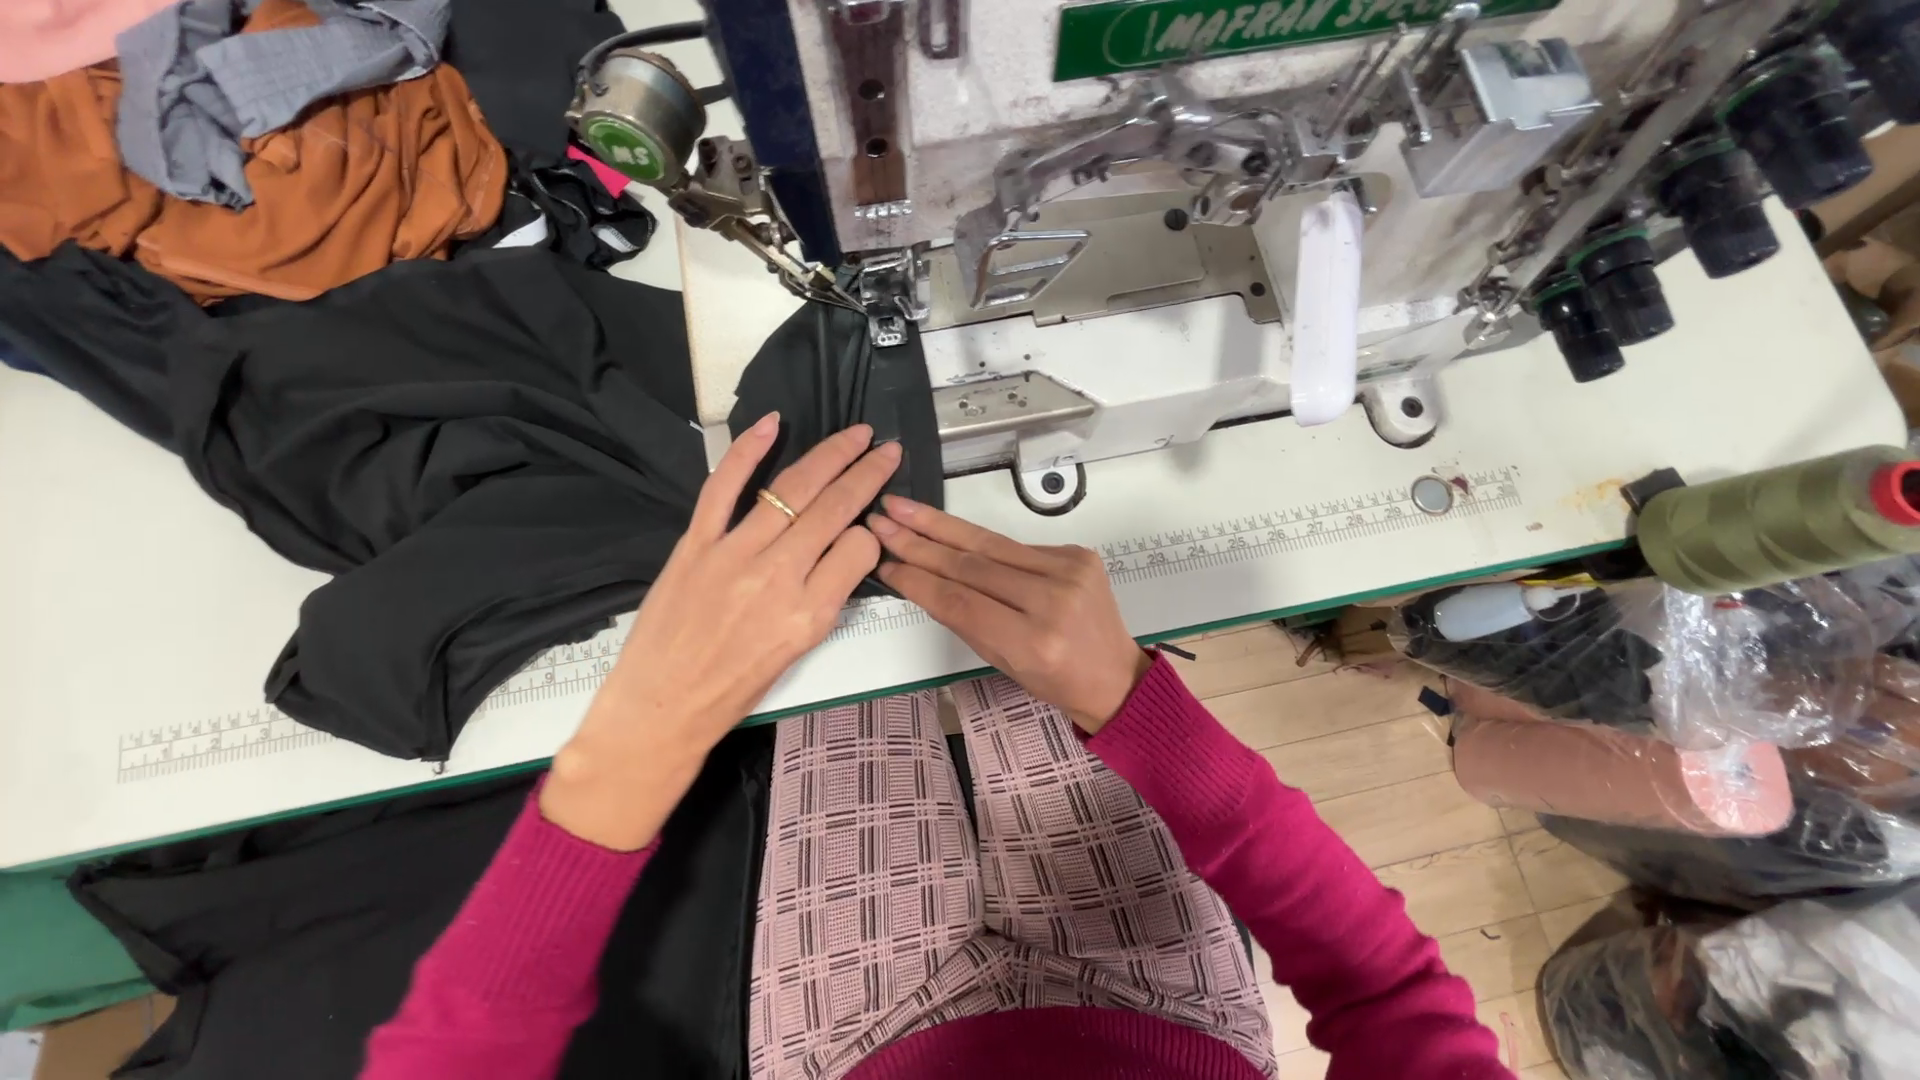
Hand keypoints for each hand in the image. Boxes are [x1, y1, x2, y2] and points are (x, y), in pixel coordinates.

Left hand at [541, 414, 898, 849]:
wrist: (661, 707)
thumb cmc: (733, 690)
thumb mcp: (799, 651)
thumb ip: (825, 596)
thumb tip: (841, 549)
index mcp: (809, 612)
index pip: (859, 549)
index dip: (870, 536)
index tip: (866, 533)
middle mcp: (777, 576)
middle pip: (835, 508)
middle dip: (868, 473)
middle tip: (887, 450)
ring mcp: (733, 554)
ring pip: (792, 489)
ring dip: (830, 454)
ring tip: (856, 434)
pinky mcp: (695, 544)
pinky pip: (724, 487)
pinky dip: (747, 450)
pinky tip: (772, 424)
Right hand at [868, 496, 1150, 734]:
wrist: (1115, 674)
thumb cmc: (1053, 680)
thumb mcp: (1003, 662)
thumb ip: (965, 619)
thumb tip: (920, 577)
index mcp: (1033, 642)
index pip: (961, 602)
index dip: (917, 580)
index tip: (883, 562)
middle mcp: (1053, 600)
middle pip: (972, 564)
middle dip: (920, 541)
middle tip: (881, 520)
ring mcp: (1070, 571)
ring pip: (990, 544)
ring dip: (940, 526)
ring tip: (902, 508)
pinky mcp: (1078, 553)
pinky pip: (1015, 547)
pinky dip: (979, 542)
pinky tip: (947, 531)